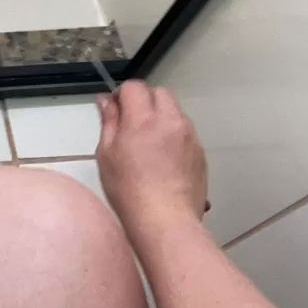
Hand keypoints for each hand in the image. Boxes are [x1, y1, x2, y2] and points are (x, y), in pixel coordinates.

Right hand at [96, 81, 207, 236]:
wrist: (165, 219)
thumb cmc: (128, 189)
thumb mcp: (106, 153)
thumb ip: (109, 122)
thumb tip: (107, 101)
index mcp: (143, 120)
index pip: (134, 87)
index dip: (121, 94)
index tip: (114, 110)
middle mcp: (171, 121)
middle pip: (160, 93)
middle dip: (144, 100)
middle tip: (130, 122)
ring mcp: (190, 136)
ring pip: (175, 112)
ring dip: (160, 117)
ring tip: (148, 143)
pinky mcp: (200, 152)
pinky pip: (185, 132)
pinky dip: (172, 134)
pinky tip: (162, 158)